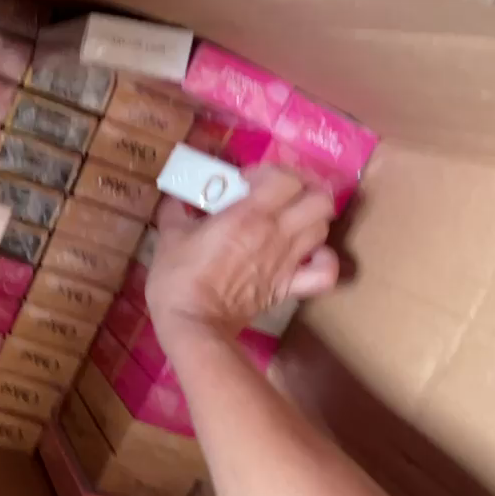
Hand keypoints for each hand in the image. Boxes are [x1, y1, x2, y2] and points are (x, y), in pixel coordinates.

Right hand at [146, 166, 340, 341]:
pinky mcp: (290, 287)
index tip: (245, 182)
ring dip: (310, 218)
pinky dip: (324, 259)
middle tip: (276, 195)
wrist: (192, 323)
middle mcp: (277, 233)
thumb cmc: (177, 277)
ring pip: (323, 227)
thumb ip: (175, 211)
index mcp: (248, 215)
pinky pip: (325, 272)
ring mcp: (288, 261)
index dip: (269, 172)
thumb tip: (176, 199)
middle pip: (318, 199)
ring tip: (286, 220)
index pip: (284, 178)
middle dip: (301, 190)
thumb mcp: (169, 236)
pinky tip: (308, 254)